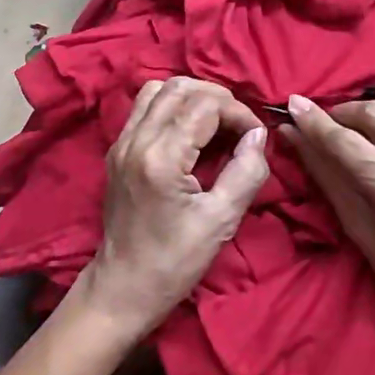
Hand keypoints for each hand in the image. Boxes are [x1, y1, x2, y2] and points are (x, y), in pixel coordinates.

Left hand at [81, 78, 270, 338]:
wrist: (123, 287)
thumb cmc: (174, 262)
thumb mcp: (220, 221)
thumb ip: (246, 172)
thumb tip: (258, 136)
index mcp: (161, 157)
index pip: (205, 105)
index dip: (238, 113)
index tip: (255, 137)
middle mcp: (135, 140)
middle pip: (179, 87)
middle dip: (217, 97)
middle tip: (239, 125)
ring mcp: (121, 142)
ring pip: (157, 89)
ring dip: (192, 96)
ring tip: (216, 122)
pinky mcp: (117, 149)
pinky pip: (144, 107)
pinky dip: (171, 105)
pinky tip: (189, 130)